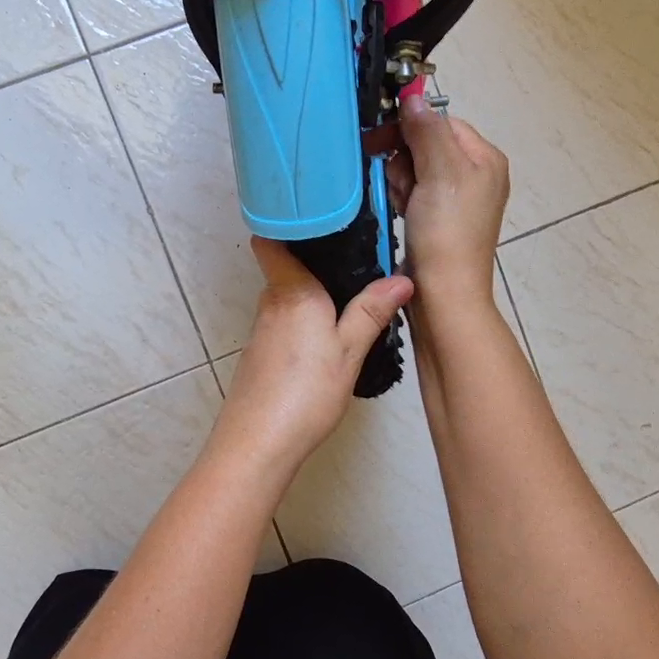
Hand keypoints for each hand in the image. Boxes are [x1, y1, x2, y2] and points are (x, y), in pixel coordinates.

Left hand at [212, 238, 414, 468]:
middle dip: (318, 262)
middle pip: (288, 269)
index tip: (321, 215)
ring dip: (315, 295)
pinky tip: (330, 338)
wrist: (257, 443)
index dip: (288, 224)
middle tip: (360, 259)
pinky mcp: (261, 357)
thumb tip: (401, 278)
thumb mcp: (349, 350)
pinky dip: (307, 321)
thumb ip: (371, 311)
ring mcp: (263, 331)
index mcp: (292, 290)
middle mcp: (271, 304)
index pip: (271, 240)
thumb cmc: (304, 391)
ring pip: (290, 299)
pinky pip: (287, 324)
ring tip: (355, 297)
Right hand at [388, 95, 510, 305]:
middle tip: (401, 184)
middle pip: (427, 144)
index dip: (410, 128)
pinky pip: (415, 195)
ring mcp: (458, 200)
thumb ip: (426, 130)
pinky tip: (401, 214)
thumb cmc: (446, 231)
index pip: (441, 121)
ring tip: (402, 203)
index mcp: (486, 158)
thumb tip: (411, 96)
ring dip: (401, 181)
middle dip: (405, 160)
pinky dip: (403, 199)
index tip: (381, 143)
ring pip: (416, 170)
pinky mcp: (441, 221)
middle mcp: (477, 175)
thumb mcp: (439, 172)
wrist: (443, 294)